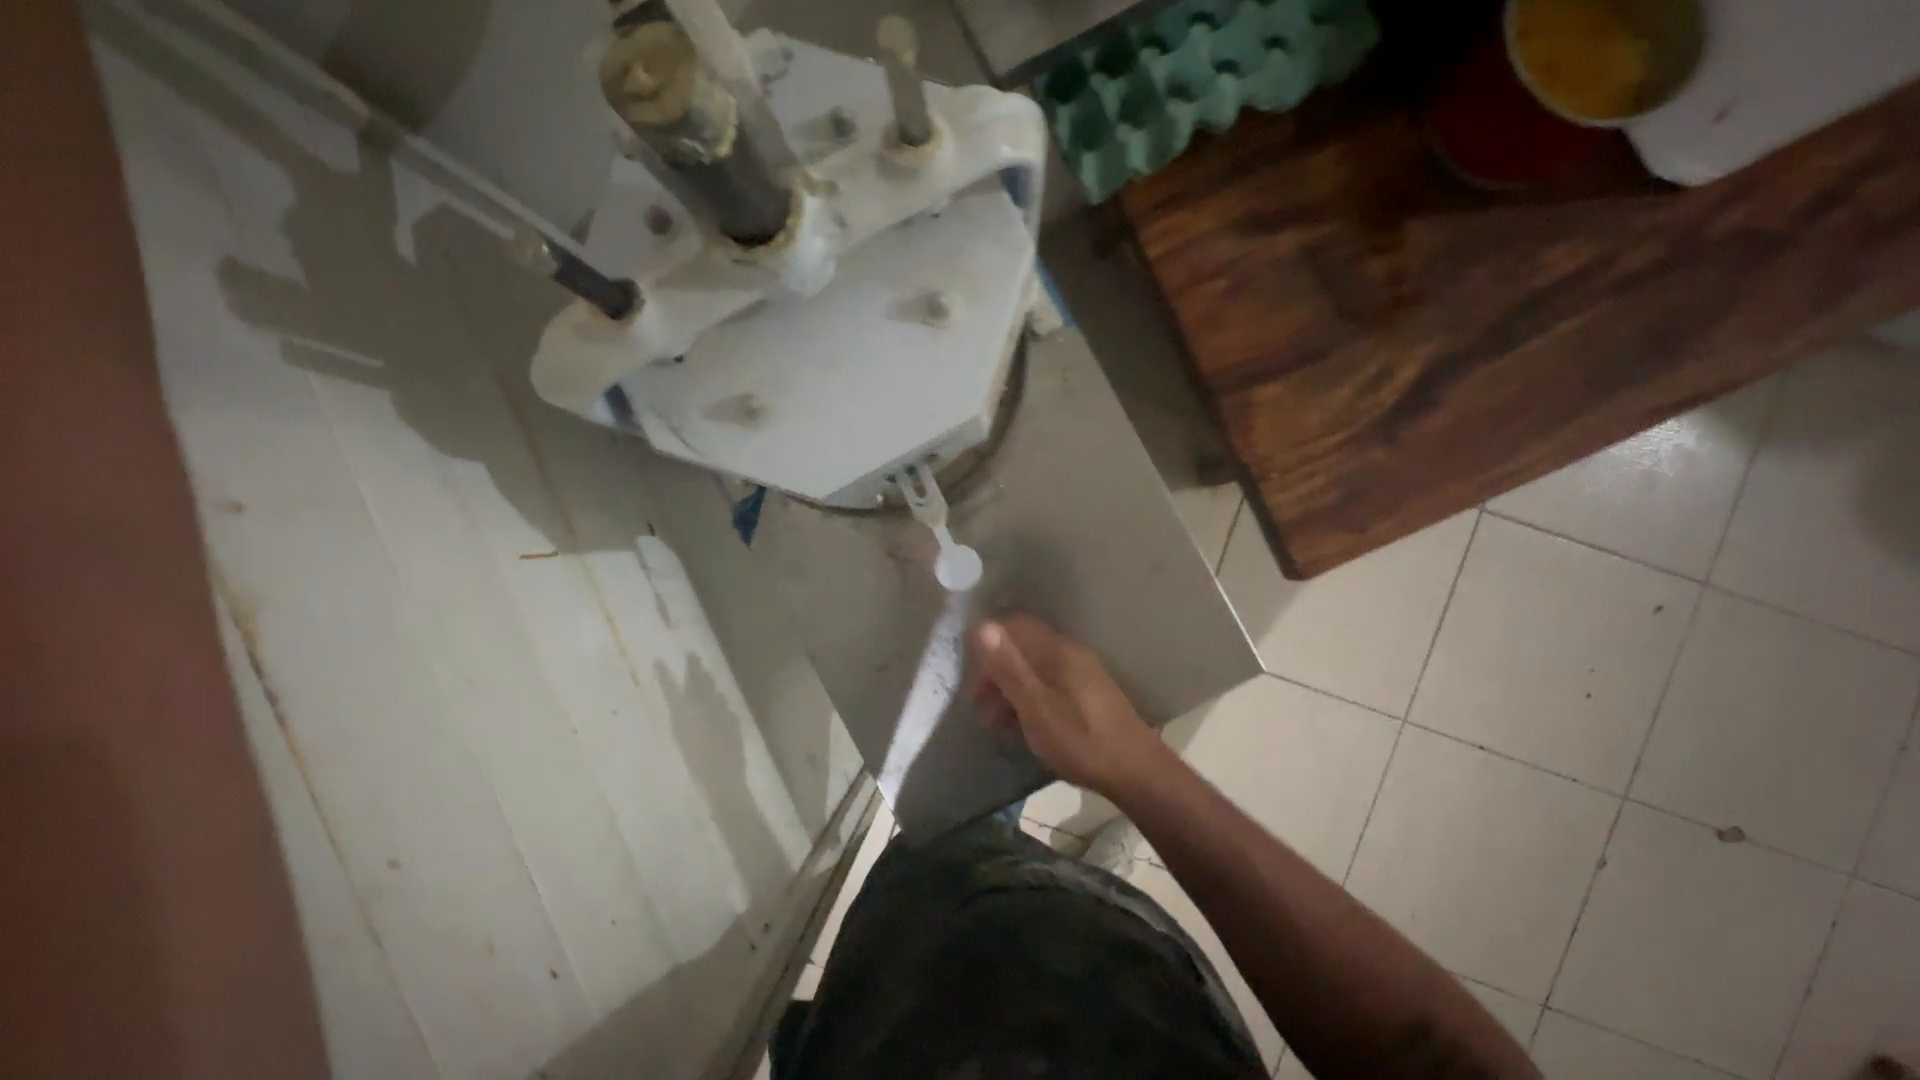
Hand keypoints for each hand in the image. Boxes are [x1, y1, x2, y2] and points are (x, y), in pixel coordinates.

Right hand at [970, 614, 1165, 797]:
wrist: (1136, 772)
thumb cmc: (1081, 741)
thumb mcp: (1036, 708)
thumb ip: (1009, 668)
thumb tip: (983, 627)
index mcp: (1058, 652)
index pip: (1015, 625)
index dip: (988, 644)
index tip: (971, 678)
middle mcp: (1071, 654)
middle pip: (1023, 648)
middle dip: (996, 672)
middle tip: (979, 707)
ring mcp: (1082, 673)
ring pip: (1035, 669)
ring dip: (1010, 690)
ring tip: (995, 724)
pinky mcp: (1088, 693)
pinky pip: (1049, 684)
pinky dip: (1029, 699)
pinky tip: (1022, 727)